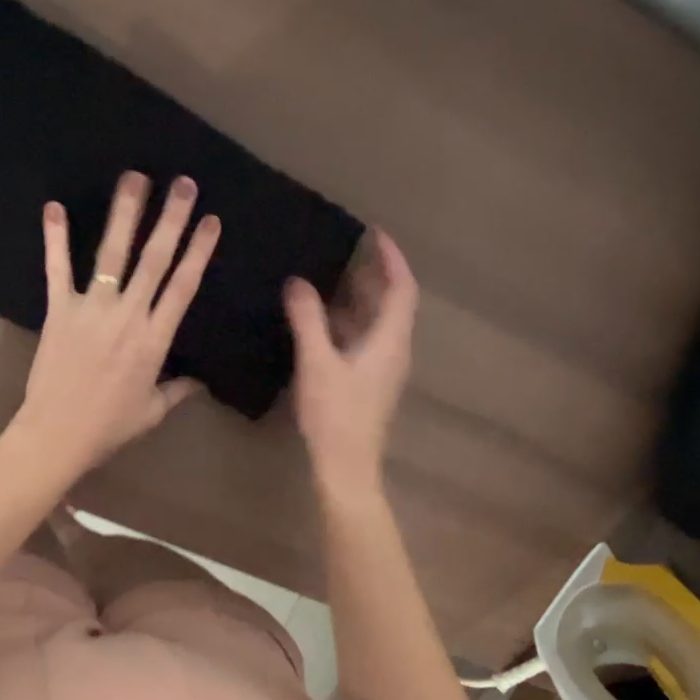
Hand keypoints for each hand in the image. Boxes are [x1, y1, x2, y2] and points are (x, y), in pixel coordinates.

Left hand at [9, 172, 219, 476]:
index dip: (199, 251)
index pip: (183, 286)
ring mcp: (91, 310)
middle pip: (154, 260)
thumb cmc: (108, 427)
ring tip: (135, 178)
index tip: (211, 220)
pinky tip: (53, 207)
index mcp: (154, 340)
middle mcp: (127, 316)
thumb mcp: (151, 411)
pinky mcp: (58, 311)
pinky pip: (57, 270)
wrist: (57, 435)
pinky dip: (55, 239)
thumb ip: (177, 390)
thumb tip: (200, 380)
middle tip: (183, 183)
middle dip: (171, 219)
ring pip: (112, 255)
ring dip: (124, 215)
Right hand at [284, 229, 418, 489]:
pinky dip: (346, 323)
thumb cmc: (336, 414)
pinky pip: (362, 340)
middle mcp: (393, 350)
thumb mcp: (316, 363)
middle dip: (372, 275)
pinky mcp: (368, 383)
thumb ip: (307, 320)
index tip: (374, 234)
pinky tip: (319, 322)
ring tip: (328, 278)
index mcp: (389, 340)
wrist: (346, 466)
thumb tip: (297, 282)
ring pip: (375, 323)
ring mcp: (382, 369)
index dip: (392, 259)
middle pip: (391, 304)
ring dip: (357, 300)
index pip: (402, 288)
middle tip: (345, 250)